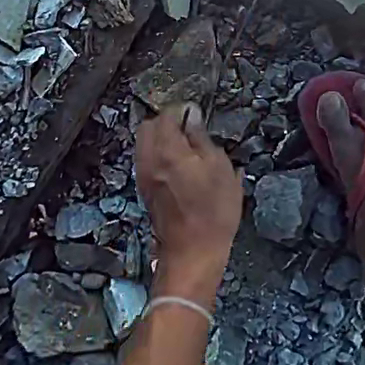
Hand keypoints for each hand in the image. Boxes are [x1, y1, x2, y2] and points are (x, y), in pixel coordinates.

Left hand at [135, 103, 239, 298]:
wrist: (192, 253)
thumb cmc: (213, 213)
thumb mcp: (221, 169)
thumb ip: (203, 139)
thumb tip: (193, 118)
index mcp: (167, 151)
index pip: (166, 115)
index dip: (183, 111)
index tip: (197, 115)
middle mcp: (148, 160)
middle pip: (148, 126)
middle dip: (167, 122)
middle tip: (190, 130)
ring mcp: (143, 176)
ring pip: (144, 144)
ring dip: (162, 139)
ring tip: (187, 149)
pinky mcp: (145, 190)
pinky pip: (147, 160)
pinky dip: (159, 156)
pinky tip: (180, 167)